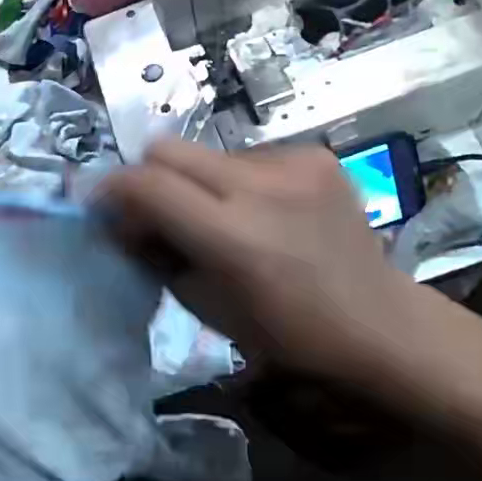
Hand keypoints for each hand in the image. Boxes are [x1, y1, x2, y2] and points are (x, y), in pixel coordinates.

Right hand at [96, 140, 436, 380]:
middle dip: (149, 177)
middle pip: (169, 148)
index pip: (146, 184)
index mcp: (233, 236)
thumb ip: (158, 256)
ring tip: (226, 217)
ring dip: (200, 181)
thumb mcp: (209, 308)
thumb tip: (123, 220)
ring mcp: (295, 163)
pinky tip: (267, 210)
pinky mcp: (317, 154)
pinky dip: (242, 180)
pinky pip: (252, 155)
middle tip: (158, 212)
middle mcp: (262, 186)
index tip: (105, 207)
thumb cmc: (288, 332)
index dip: (112, 191)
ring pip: (211, 152)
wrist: (375, 319)